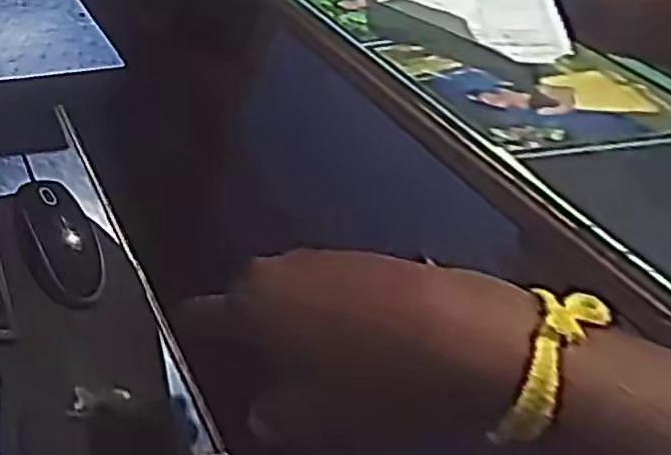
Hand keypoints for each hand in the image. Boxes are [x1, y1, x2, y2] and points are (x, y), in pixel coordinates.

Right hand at [180, 251, 536, 444]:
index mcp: (246, 305)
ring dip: (296, 312)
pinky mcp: (353, 255)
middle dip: (255, 323)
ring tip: (326, 348)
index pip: (201, 316)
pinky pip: (324, 281)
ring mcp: (309, 258)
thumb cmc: (387, 381)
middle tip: (275, 358)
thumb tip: (260, 416)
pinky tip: (364, 333)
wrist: (474, 336)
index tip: (197, 343)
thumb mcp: (328, 415)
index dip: (197, 333)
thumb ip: (280, 414)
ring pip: (285, 287)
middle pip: (244, 297)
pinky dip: (333, 304)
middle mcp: (265, 271)